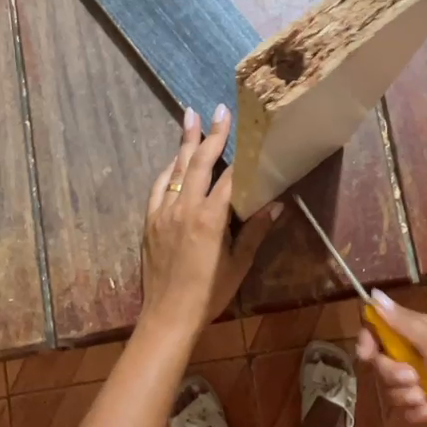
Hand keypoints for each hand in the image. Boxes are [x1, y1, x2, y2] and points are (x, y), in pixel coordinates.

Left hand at [141, 105, 280, 331]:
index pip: (227, 176)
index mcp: (209, 218)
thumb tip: (277, 204)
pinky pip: (159, 187)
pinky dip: (168, 170)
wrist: (168, 316)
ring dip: (185, 143)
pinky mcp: (150, 221)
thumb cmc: (209, 294)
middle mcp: (184, 207)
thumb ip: (255, 231)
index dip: (238, 153)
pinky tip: (173, 161)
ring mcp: (163, 212)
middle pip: (199, 162)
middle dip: (211, 134)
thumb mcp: (239, 264)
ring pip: (176, 169)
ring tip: (190, 118)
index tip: (245, 131)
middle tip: (219, 110)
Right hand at [355, 291, 426, 426]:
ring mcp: (424, 380)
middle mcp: (419, 352)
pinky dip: (419, 411)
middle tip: (412, 377)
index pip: (382, 327)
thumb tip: (374, 294)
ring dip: (407, 394)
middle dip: (393, 372)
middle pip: (383, 360)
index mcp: (421, 331)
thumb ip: (402, 321)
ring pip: (393, 386)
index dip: (369, 339)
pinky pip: (406, 407)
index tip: (366, 354)